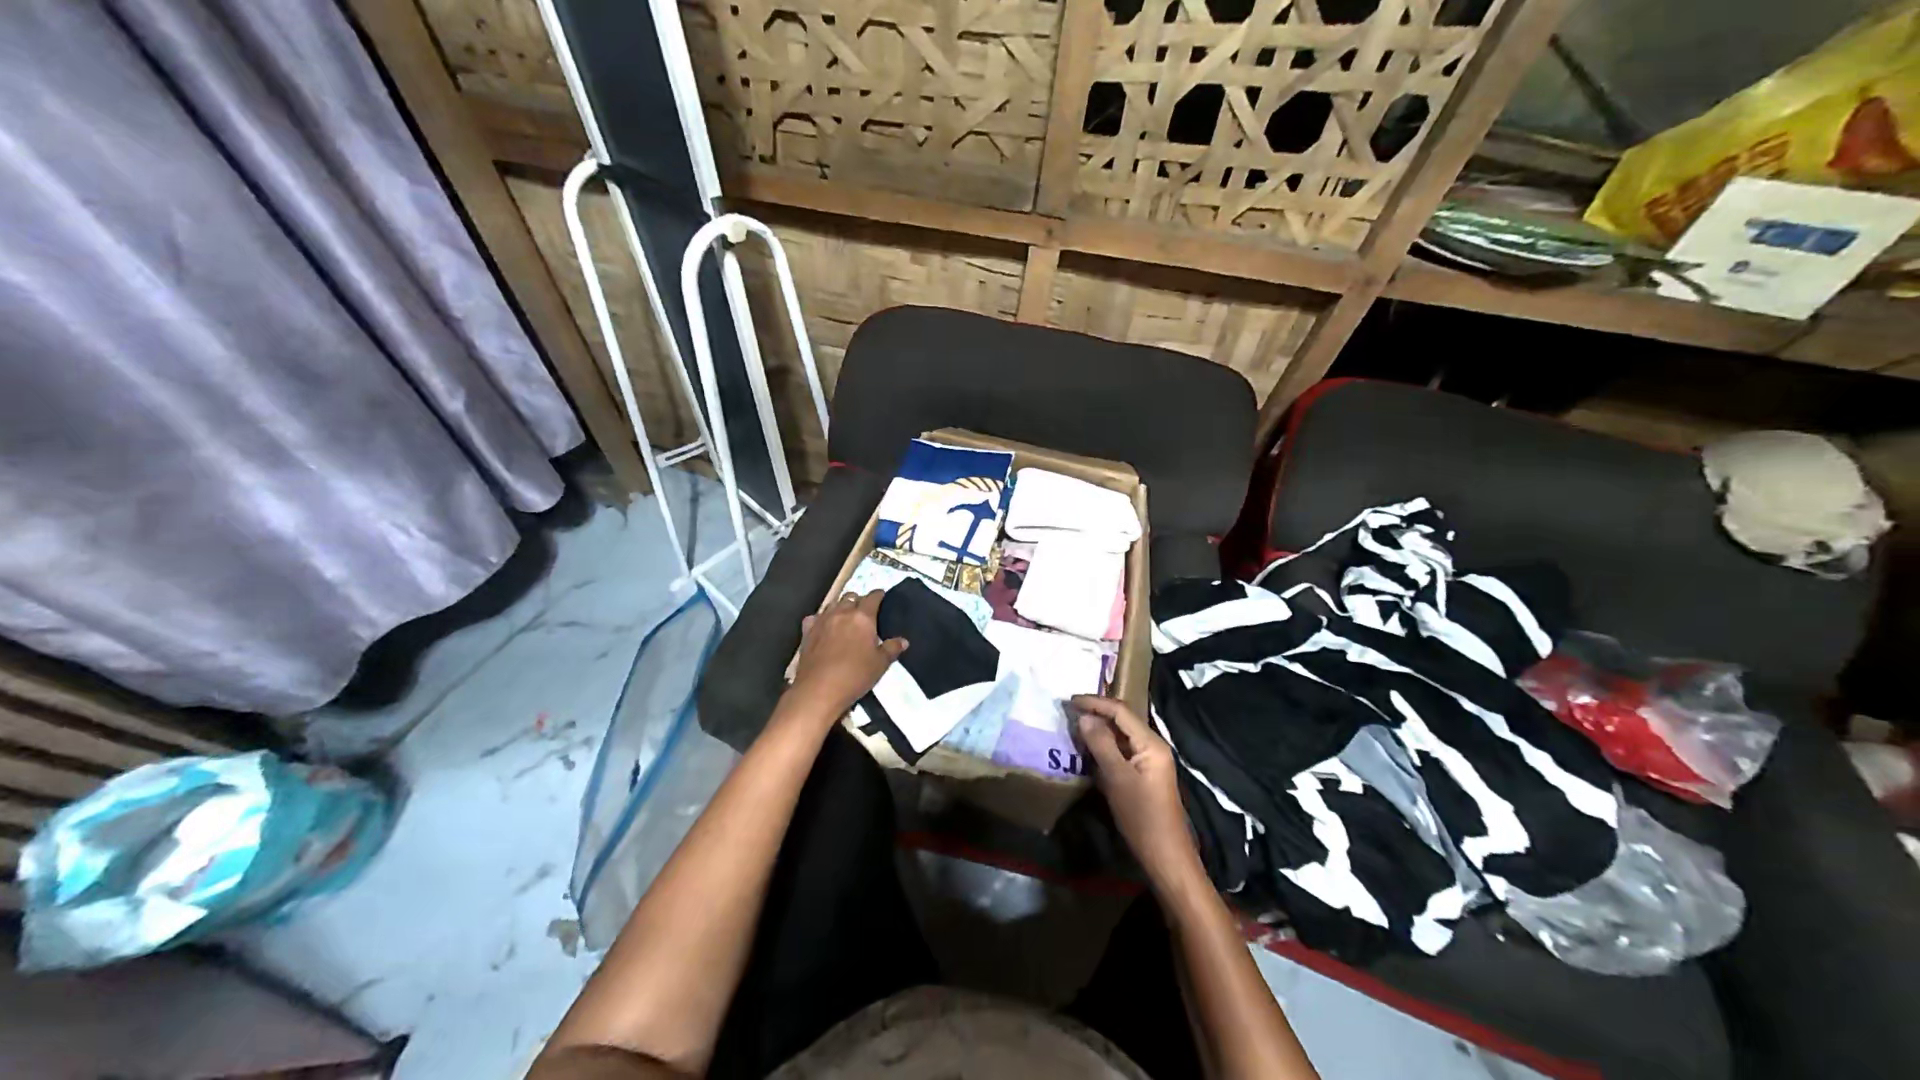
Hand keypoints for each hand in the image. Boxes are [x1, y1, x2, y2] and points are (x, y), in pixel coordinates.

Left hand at [788, 591, 907, 718]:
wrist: (819, 689)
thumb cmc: (855, 675)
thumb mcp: (880, 664)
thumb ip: (892, 649)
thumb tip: (903, 641)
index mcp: (862, 618)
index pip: (872, 597)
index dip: (878, 595)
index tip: (882, 596)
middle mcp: (841, 613)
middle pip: (851, 597)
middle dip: (858, 600)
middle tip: (864, 611)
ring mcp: (822, 621)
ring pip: (832, 604)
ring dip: (840, 607)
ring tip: (845, 617)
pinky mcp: (807, 632)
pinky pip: (815, 617)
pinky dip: (821, 618)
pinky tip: (823, 626)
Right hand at [1073, 695, 1204, 891]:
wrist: (1165, 855)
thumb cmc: (1141, 816)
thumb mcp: (1117, 778)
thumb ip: (1101, 744)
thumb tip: (1084, 716)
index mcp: (1151, 743)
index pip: (1121, 711)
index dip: (1095, 702)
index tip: (1069, 701)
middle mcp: (1153, 746)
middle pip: (1123, 720)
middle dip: (1097, 712)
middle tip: (1068, 711)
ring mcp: (1150, 761)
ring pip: (1121, 735)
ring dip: (1099, 729)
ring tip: (1074, 726)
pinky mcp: (1144, 775)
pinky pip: (1122, 751)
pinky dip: (1105, 746)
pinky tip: (1088, 749)